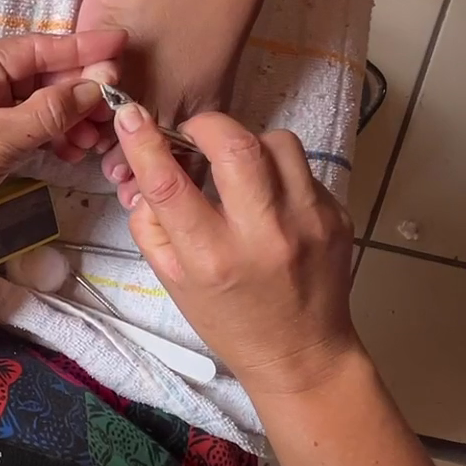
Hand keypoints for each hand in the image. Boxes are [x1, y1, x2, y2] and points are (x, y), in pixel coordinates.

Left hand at [0, 30, 125, 247]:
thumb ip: (49, 112)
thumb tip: (96, 87)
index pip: (35, 49)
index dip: (80, 48)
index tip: (120, 44)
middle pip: (42, 76)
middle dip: (80, 92)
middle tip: (115, 107)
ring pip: (40, 105)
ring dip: (70, 119)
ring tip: (97, 139)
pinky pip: (31, 128)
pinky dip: (54, 137)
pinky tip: (75, 151)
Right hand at [114, 103, 361, 395]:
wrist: (301, 351)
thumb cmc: (226, 319)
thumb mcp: (171, 282)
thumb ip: (151, 227)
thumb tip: (145, 177)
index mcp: (211, 258)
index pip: (169, 186)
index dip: (144, 143)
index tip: (129, 114)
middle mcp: (262, 235)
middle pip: (234, 146)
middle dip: (205, 125)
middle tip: (192, 135)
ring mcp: (308, 220)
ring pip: (275, 143)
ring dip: (245, 142)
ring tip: (233, 165)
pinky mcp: (336, 214)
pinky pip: (300, 166)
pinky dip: (274, 167)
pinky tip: (265, 194)